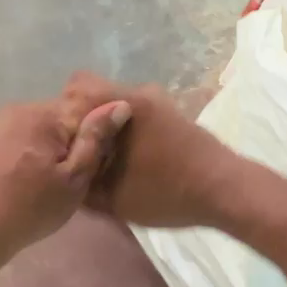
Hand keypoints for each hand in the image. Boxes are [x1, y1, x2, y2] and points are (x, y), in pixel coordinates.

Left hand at [0, 98, 131, 274]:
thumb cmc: (29, 208)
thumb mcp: (73, 179)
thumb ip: (96, 140)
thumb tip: (120, 105)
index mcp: (45, 114)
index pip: (88, 108)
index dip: (98, 135)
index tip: (97, 163)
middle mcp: (23, 107)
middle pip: (65, 117)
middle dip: (75, 140)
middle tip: (76, 177)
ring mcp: (4, 121)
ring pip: (46, 128)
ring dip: (55, 148)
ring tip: (54, 181)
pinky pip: (27, 136)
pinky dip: (36, 153)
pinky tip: (33, 178)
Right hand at [59, 73, 259, 230]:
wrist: (225, 191)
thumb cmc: (167, 192)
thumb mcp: (112, 197)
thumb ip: (80, 181)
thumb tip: (61, 170)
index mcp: (121, 103)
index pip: (74, 88)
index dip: (62, 115)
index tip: (63, 144)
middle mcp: (138, 91)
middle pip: (93, 93)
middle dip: (82, 121)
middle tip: (80, 154)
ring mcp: (157, 99)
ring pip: (113, 104)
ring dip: (103, 126)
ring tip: (103, 162)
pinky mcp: (169, 112)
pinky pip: (132, 112)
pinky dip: (123, 130)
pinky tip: (126, 161)